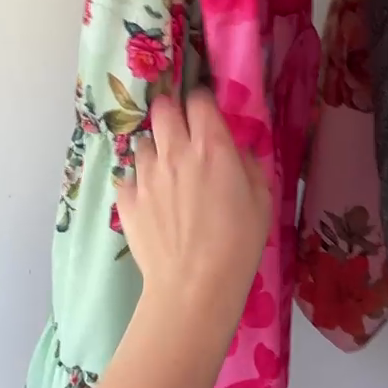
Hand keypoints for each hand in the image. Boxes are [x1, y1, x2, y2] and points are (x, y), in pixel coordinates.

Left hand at [119, 90, 270, 332]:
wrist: (194, 287)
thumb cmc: (238, 244)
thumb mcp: (261, 200)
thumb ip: (248, 165)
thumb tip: (237, 150)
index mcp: (211, 146)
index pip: (199, 100)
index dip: (202, 103)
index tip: (206, 114)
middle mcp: (175, 151)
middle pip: (163, 108)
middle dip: (171, 111)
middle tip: (180, 128)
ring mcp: (146, 174)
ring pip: (143, 141)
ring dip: (155, 149)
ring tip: (166, 170)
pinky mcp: (126, 199)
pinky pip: (128, 177)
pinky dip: (138, 182)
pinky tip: (151, 200)